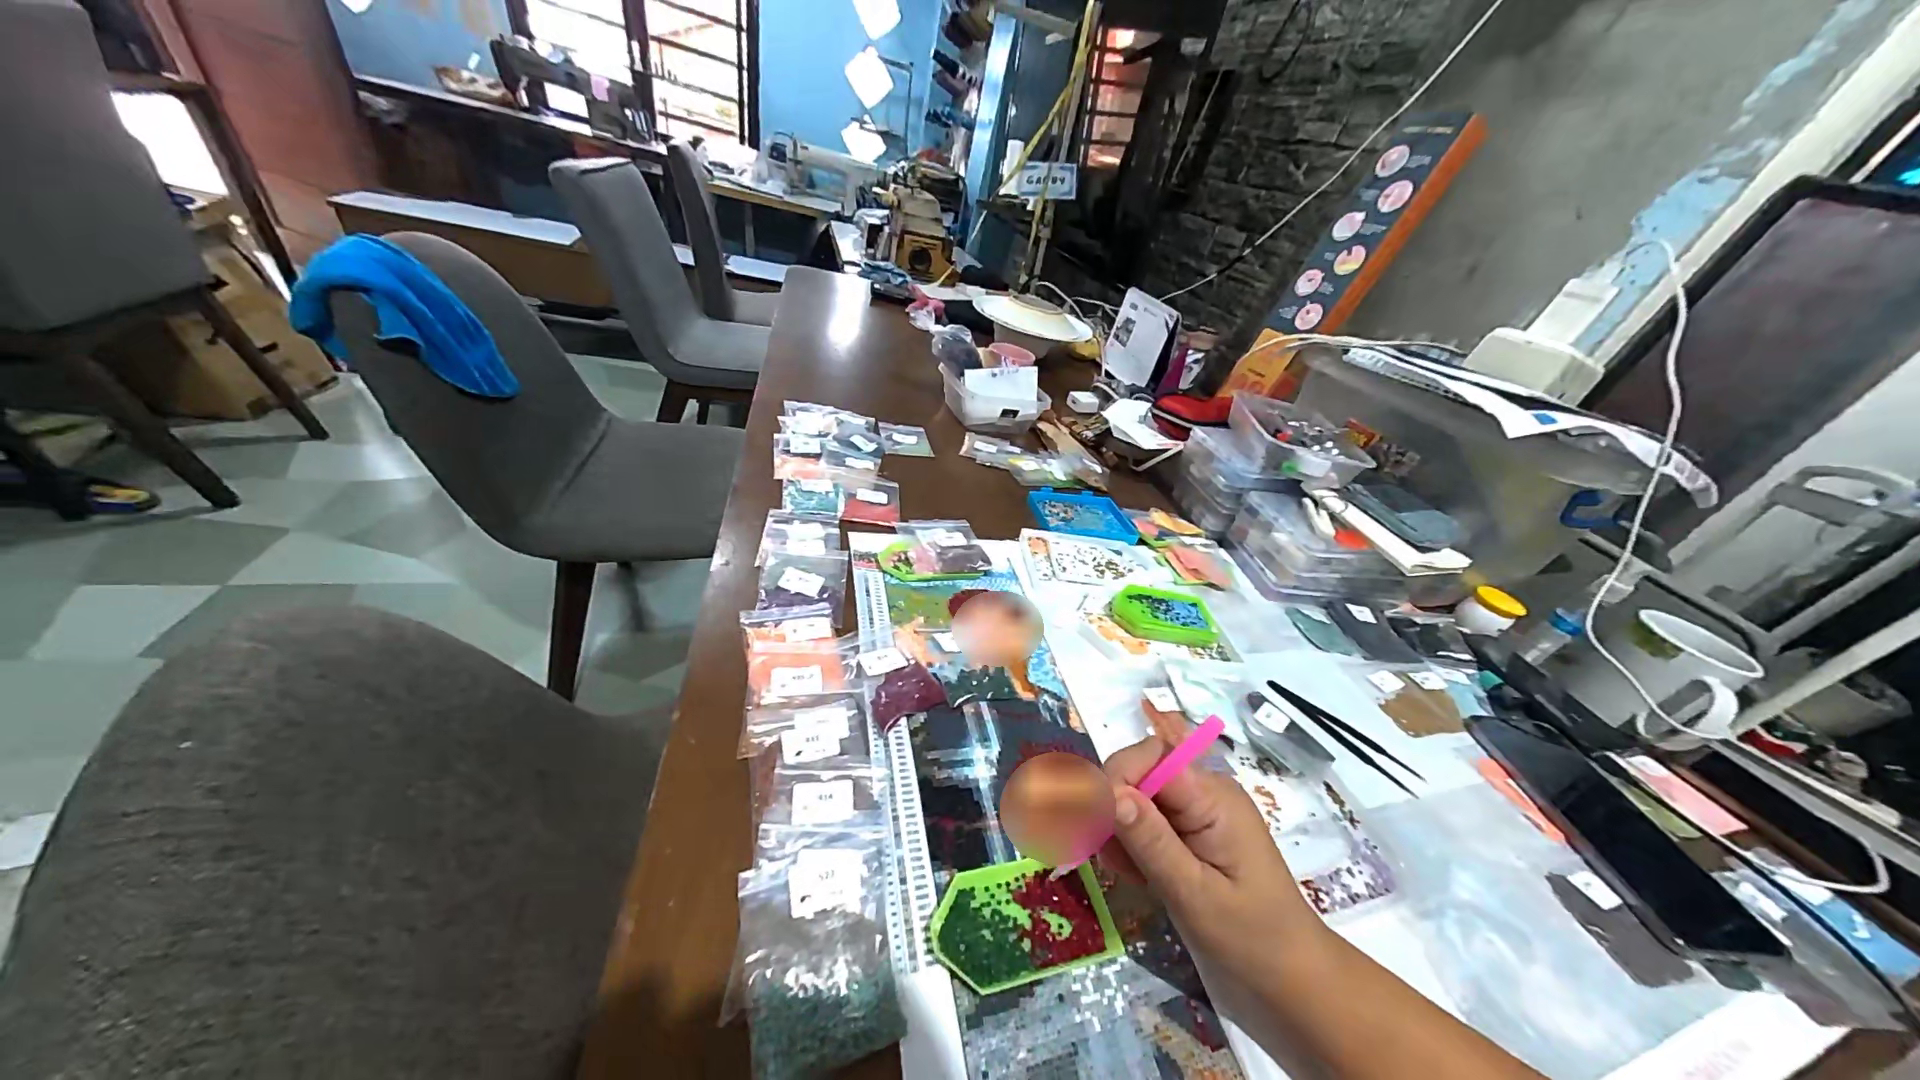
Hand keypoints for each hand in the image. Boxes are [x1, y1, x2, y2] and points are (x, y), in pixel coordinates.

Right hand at [1099, 736, 1322, 970]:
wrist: (1292, 981)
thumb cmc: (1251, 940)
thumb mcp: (1195, 896)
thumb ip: (1151, 841)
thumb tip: (1110, 792)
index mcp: (1213, 797)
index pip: (1152, 754)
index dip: (1118, 777)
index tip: (1096, 823)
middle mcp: (1202, 793)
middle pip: (1138, 770)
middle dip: (1112, 806)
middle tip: (1109, 858)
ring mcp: (1195, 813)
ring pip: (1134, 795)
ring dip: (1117, 829)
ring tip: (1127, 873)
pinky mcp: (1187, 834)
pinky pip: (1143, 819)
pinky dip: (1128, 843)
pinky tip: (1135, 875)